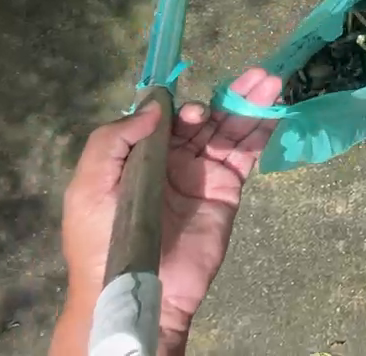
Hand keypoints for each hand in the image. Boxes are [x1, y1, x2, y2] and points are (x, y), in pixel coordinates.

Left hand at [56, 69, 282, 355]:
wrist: (140, 291)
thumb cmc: (104, 241)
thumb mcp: (88, 191)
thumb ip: (112, 143)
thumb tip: (157, 106)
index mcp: (139, 157)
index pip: (167, 119)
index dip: (181, 107)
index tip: (194, 113)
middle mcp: (174, 159)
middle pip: (207, 117)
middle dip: (231, 94)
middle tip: (260, 74)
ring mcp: (204, 171)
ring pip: (232, 128)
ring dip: (252, 103)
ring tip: (274, 81)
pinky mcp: (229, 186)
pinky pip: (248, 152)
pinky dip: (263, 129)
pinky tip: (276, 109)